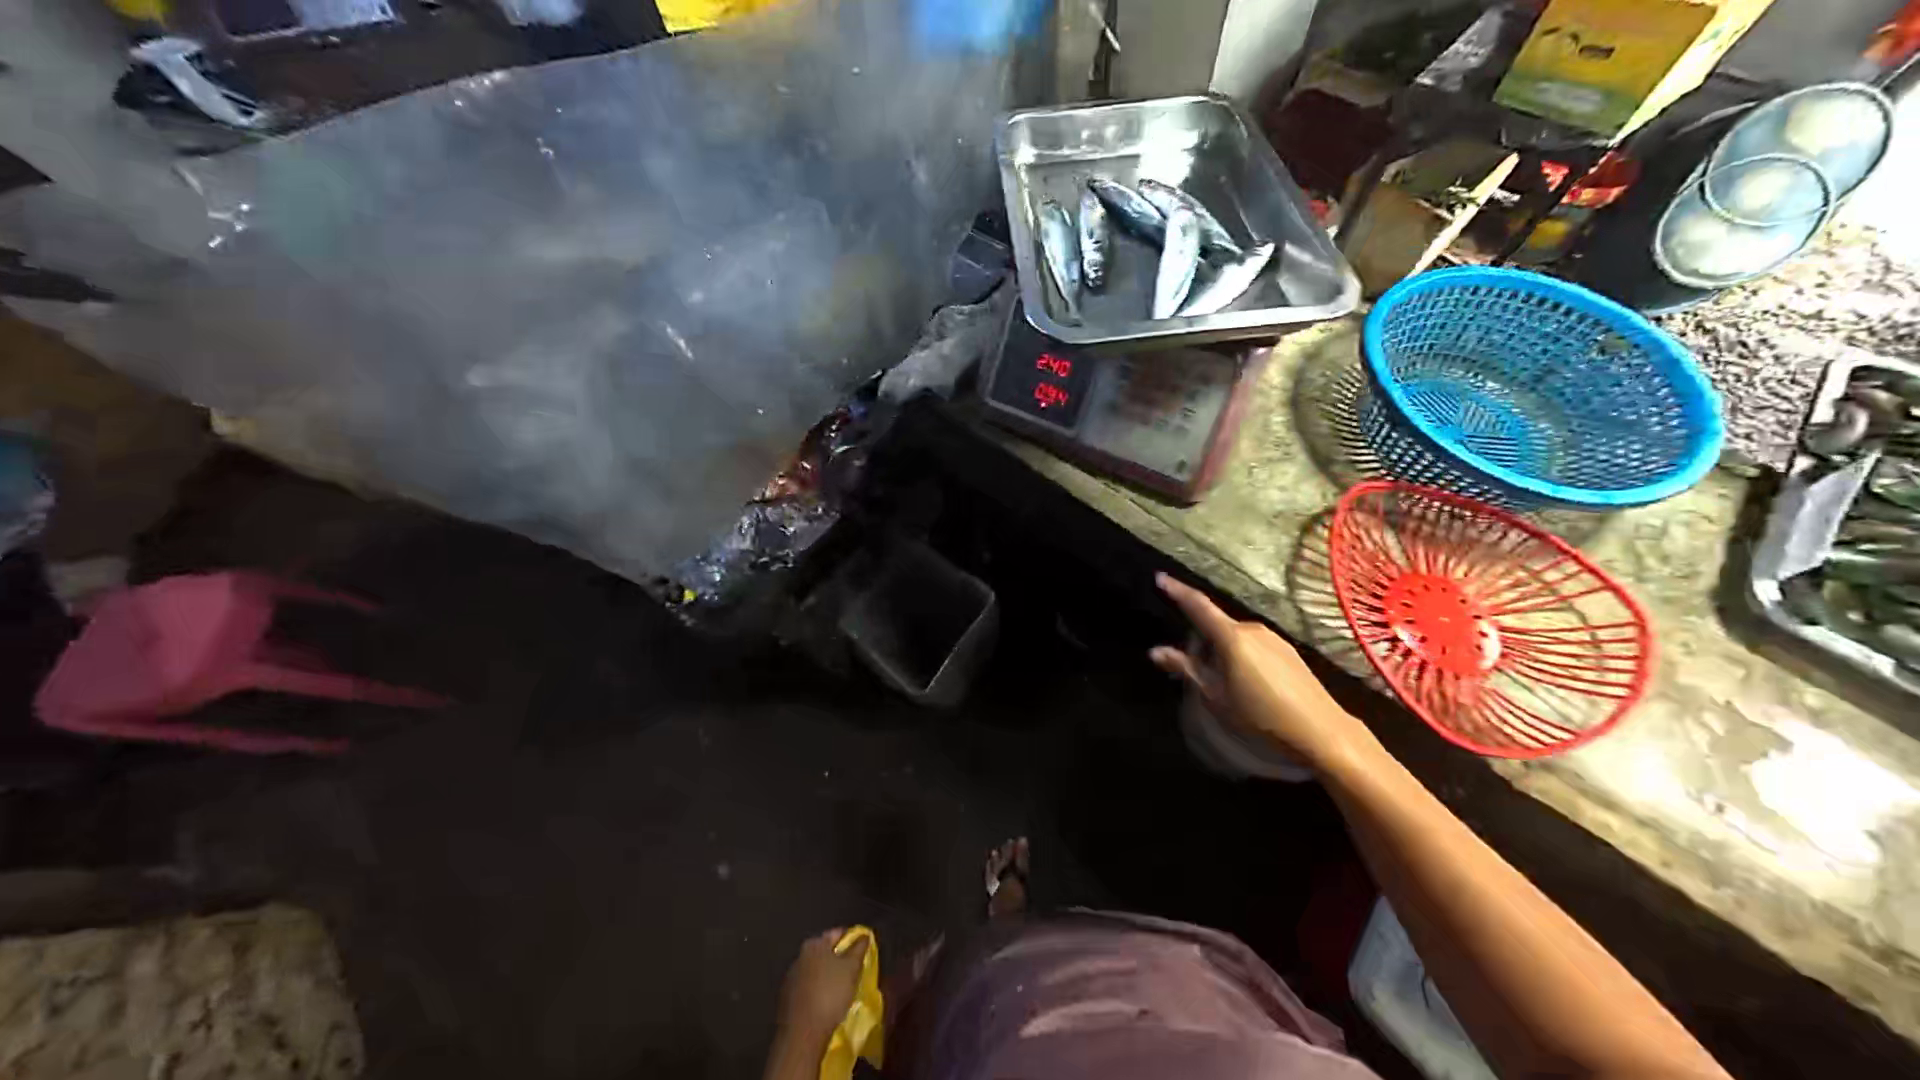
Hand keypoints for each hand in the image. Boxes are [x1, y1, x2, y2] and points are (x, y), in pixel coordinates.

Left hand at [775, 929, 868, 1045]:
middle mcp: (799, 956)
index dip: (851, 939)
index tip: (862, 949)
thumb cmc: (830, 994)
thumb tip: (864, 935)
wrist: (803, 1032)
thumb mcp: (852, 969)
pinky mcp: (787, 998)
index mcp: (814, 944)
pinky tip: (826, 1001)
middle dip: (839, 958)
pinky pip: (808, 987)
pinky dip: (817, 989)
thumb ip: (859, 949)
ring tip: (842, 987)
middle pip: (824, 951)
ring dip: (827, 975)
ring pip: (815, 970)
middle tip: (853, 969)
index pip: (837, 933)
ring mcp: (791, 977)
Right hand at [1150, 573, 1379, 774]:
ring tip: (1225, 685)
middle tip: (1196, 671)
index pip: (1198, 606)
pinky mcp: (1288, 651)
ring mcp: (1274, 639)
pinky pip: (1255, 646)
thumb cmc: (1260, 716)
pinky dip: (1243, 657)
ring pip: (1236, 638)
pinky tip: (1250, 685)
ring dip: (1224, 652)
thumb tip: (1156, 651)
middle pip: (1217, 626)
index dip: (1178, 591)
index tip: (1160, 578)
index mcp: (1231, 637)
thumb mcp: (1215, 696)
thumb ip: (1186, 669)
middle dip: (1203, 642)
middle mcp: (1253, 629)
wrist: (1321, 730)